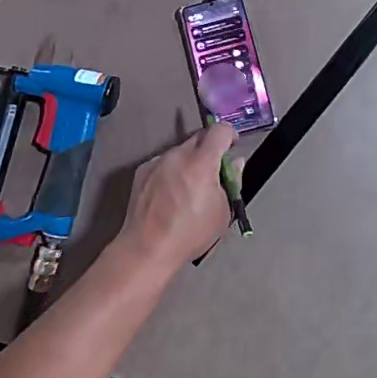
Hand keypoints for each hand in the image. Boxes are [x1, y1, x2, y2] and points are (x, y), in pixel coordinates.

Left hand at [114, 122, 237, 268]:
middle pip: (198, 138)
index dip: (230, 134)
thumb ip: (231, 182)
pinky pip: (162, 163)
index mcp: (201, 163)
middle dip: (209, 149)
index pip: (219, 131)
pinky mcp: (142, 170)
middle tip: (212, 171)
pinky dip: (170, 171)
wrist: (148, 247)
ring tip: (188, 189)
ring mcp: (157, 161)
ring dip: (188, 162)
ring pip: (179, 152)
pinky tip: (168, 194)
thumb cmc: (190, 233)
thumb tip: (234, 164)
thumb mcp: (222, 212)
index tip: (233, 144)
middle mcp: (177, 155)